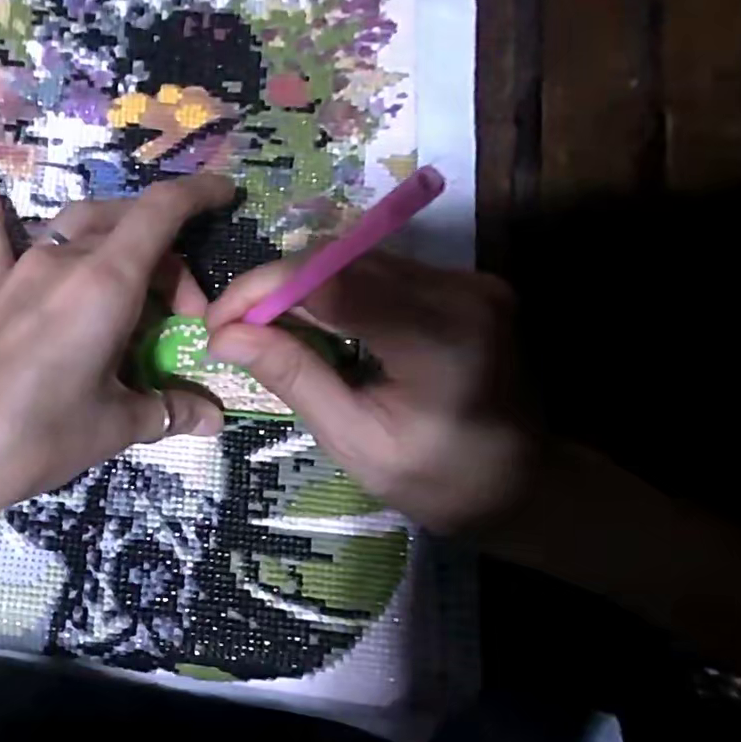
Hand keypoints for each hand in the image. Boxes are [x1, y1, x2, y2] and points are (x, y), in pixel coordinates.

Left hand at [0, 175, 231, 526]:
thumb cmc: (34, 436)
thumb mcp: (112, 426)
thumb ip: (167, 411)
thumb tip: (213, 419)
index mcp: (104, 283)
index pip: (160, 212)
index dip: (197, 195)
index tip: (225, 195)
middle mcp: (62, 262)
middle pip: (126, 226)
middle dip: (166, 257)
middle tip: (179, 316)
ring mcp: (18, 272)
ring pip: (76, 231)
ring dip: (113, 244)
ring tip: (128, 283)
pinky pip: (2, 247)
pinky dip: (6, 226)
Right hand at [205, 251, 534, 532]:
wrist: (524, 484)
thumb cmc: (437, 480)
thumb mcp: (354, 441)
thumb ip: (294, 377)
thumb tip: (223, 337)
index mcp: (439, 338)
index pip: (334, 281)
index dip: (263, 291)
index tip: (216, 325)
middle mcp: (459, 291)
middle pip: (341, 259)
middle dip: (271, 287)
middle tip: (229, 329)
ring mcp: (466, 281)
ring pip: (354, 257)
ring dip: (297, 287)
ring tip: (260, 329)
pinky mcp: (461, 283)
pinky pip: (375, 269)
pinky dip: (329, 290)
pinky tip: (307, 323)